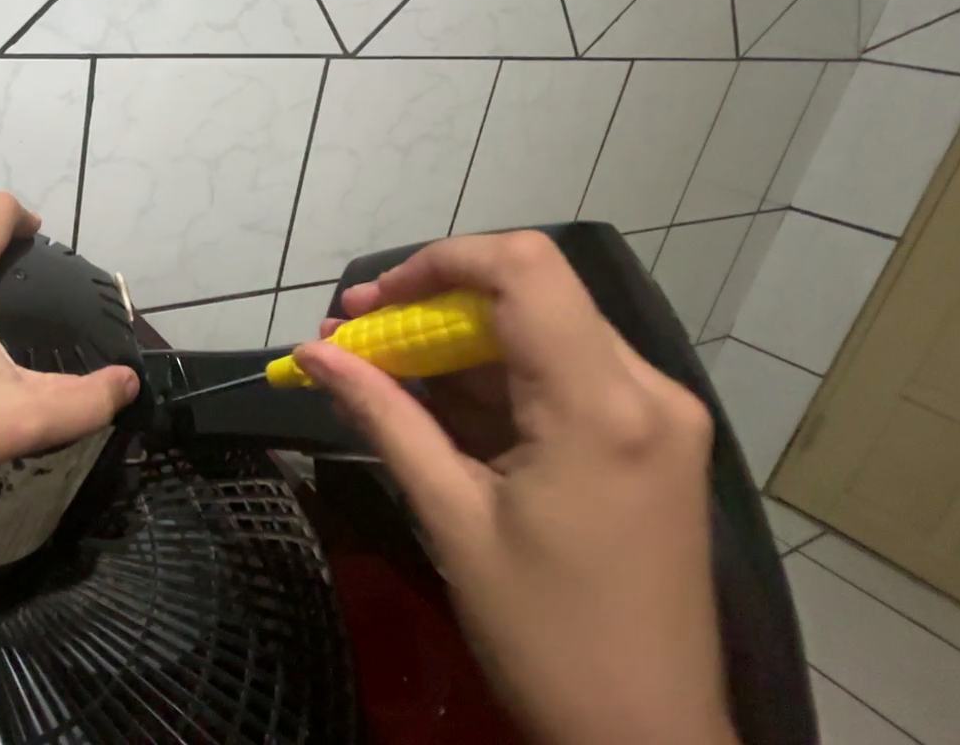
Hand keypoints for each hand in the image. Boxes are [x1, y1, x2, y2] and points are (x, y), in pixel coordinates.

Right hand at [294, 232, 733, 744]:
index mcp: (602, 403)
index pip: (522, 268)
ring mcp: (649, 413)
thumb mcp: (449, 515)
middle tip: (349, 341)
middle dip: (427, 308)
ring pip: (532, 336)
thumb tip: (310, 354)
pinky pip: (551, 379)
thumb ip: (382, 415)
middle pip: (523, 297)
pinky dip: (484, 384)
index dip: (435, 263)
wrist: (646, 740)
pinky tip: (425, 408)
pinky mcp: (641, 438)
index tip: (368, 305)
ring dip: (449, 348)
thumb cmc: (544, 634)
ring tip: (370, 375)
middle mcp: (642, 389)